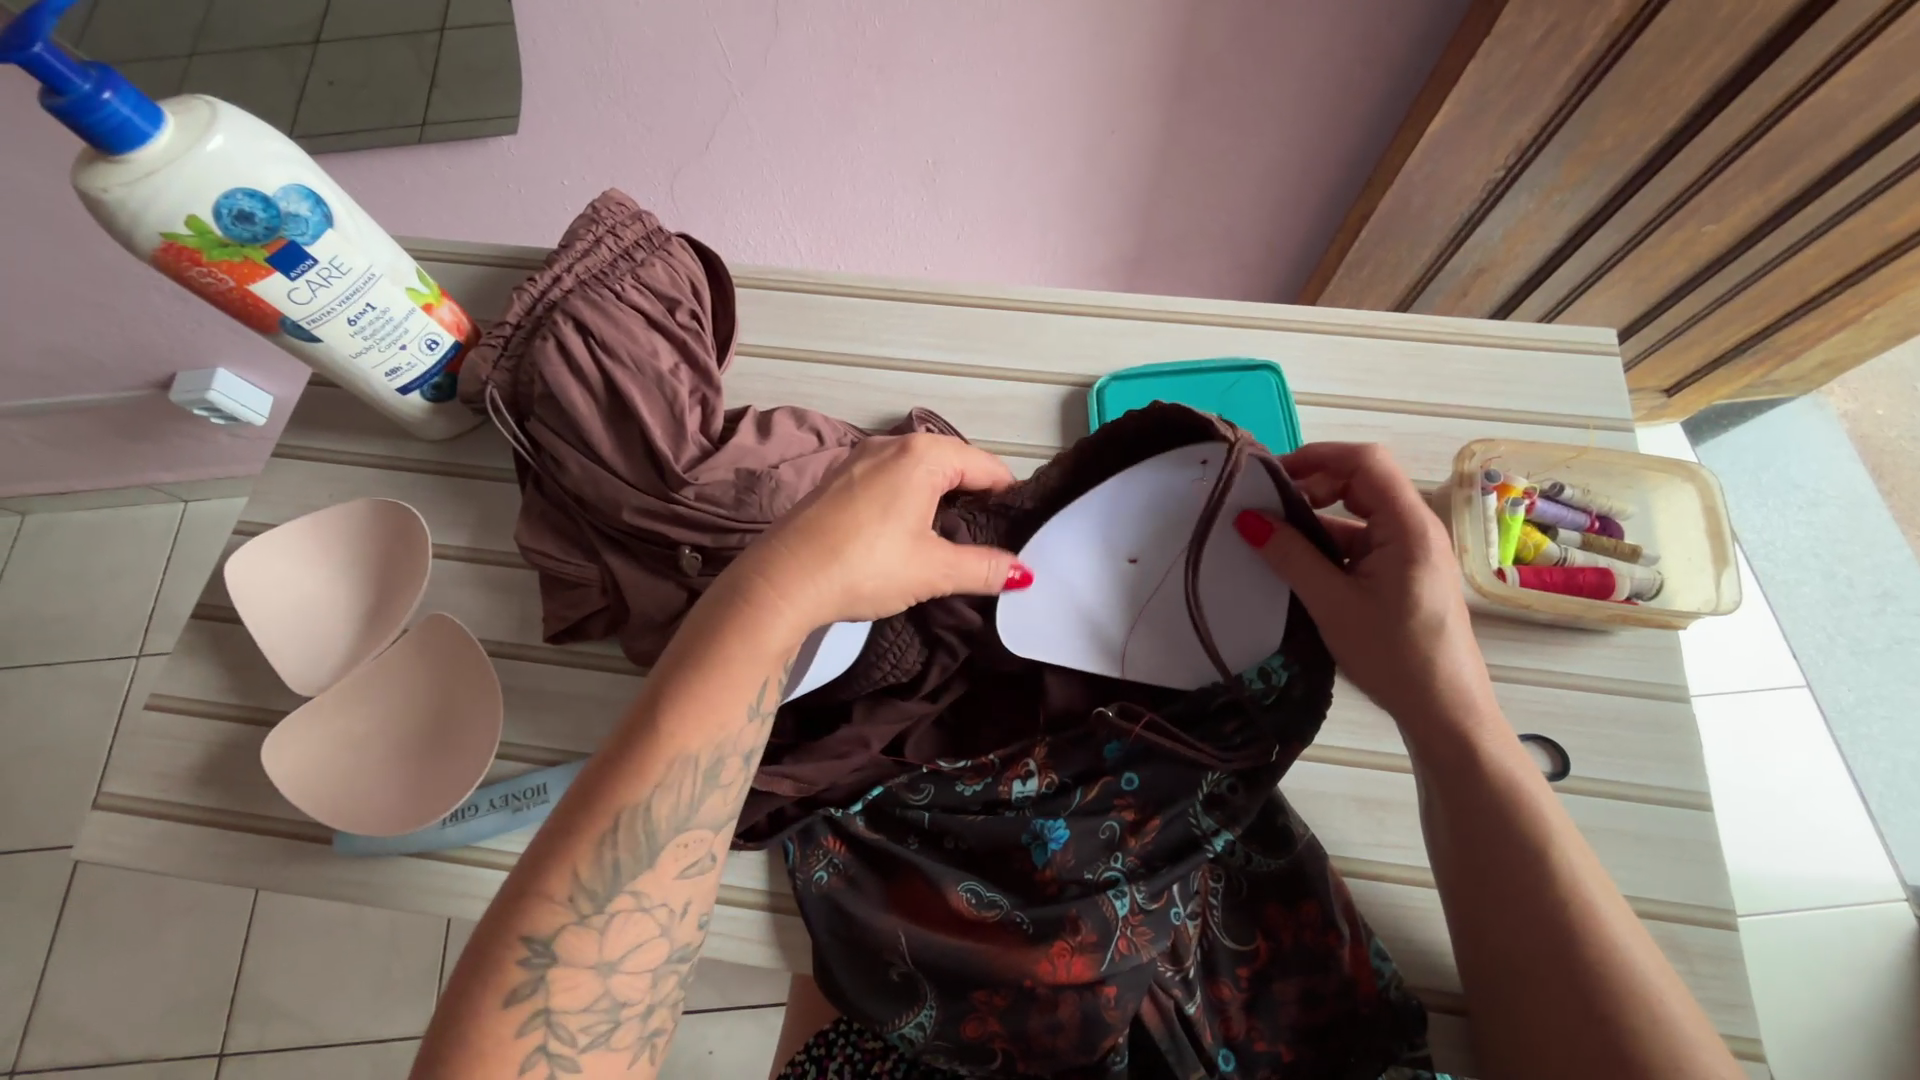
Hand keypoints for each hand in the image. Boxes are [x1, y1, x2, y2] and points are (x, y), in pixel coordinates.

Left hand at [721, 434, 1030, 635]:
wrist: (782, 581)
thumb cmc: (864, 566)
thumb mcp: (933, 570)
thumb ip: (984, 568)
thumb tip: (1024, 574)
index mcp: (923, 455)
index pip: (986, 466)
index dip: (1008, 497)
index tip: (1020, 527)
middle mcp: (892, 444)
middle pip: (953, 463)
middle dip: (975, 496)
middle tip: (991, 536)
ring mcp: (859, 459)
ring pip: (919, 470)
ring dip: (940, 496)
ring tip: (952, 537)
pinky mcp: (837, 479)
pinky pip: (890, 478)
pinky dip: (909, 497)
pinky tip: (907, 532)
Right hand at [1233, 443, 1497, 736]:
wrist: (1445, 711)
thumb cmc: (1393, 655)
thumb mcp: (1331, 604)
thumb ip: (1289, 555)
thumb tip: (1246, 518)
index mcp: (1409, 526)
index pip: (1366, 461)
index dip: (1317, 456)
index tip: (1271, 476)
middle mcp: (1415, 528)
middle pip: (1362, 481)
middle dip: (1311, 485)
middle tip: (1265, 507)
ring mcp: (1411, 551)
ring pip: (1358, 514)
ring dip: (1316, 519)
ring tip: (1270, 537)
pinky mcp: (1403, 572)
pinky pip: (1361, 542)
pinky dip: (1327, 545)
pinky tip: (1296, 565)